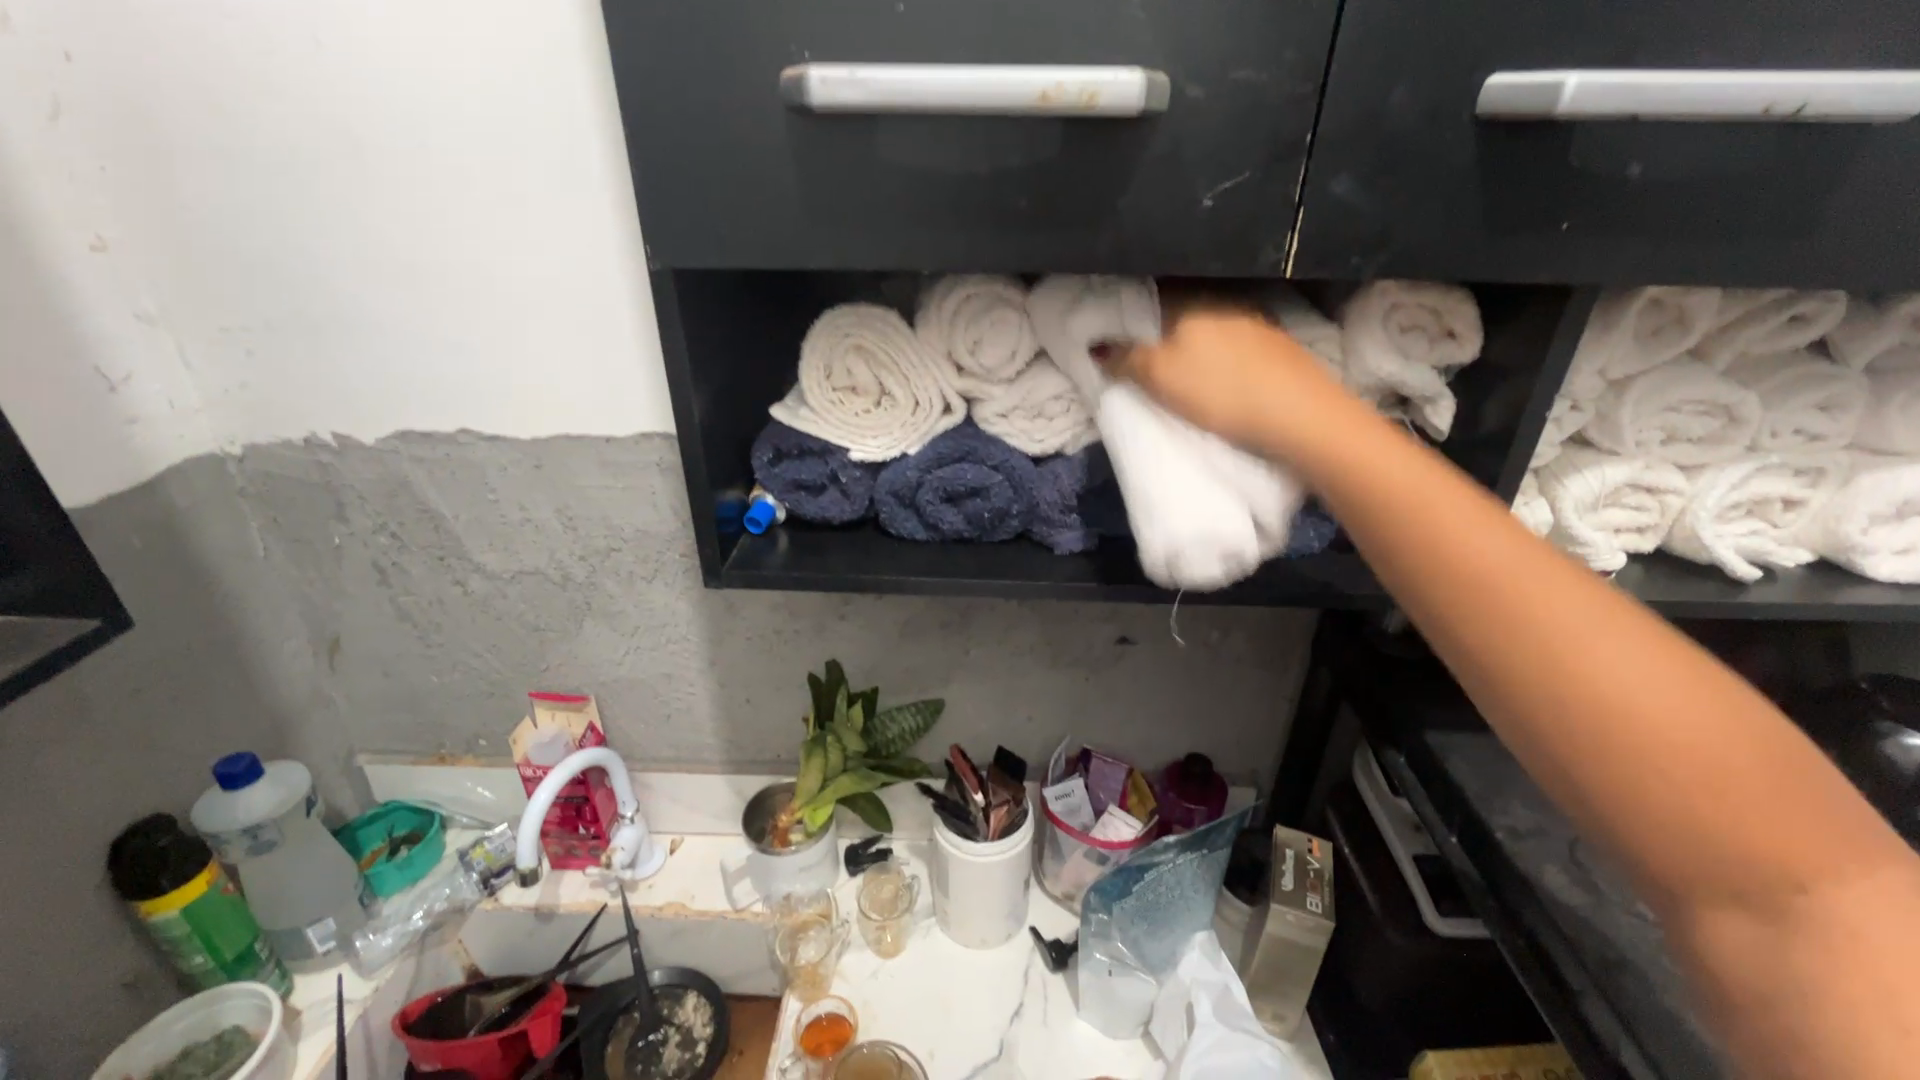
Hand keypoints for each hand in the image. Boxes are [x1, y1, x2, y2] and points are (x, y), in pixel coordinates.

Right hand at [1095, 305, 1356, 460]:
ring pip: (1208, 326)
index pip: (1146, 298)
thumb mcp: (1158, 378)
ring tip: (1178, 370)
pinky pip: (1232, 341)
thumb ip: (1125, 357)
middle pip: (1178, 311)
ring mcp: (1253, 319)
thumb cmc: (1219, 391)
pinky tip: (1218, 374)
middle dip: (1158, 330)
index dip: (1127, 317)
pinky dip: (1218, 354)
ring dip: (1191, 343)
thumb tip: (1097, 344)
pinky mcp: (1275, 343)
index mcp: (1189, 299)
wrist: (1300, 414)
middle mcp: (1221, 299)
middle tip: (1141, 357)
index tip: (1113, 338)